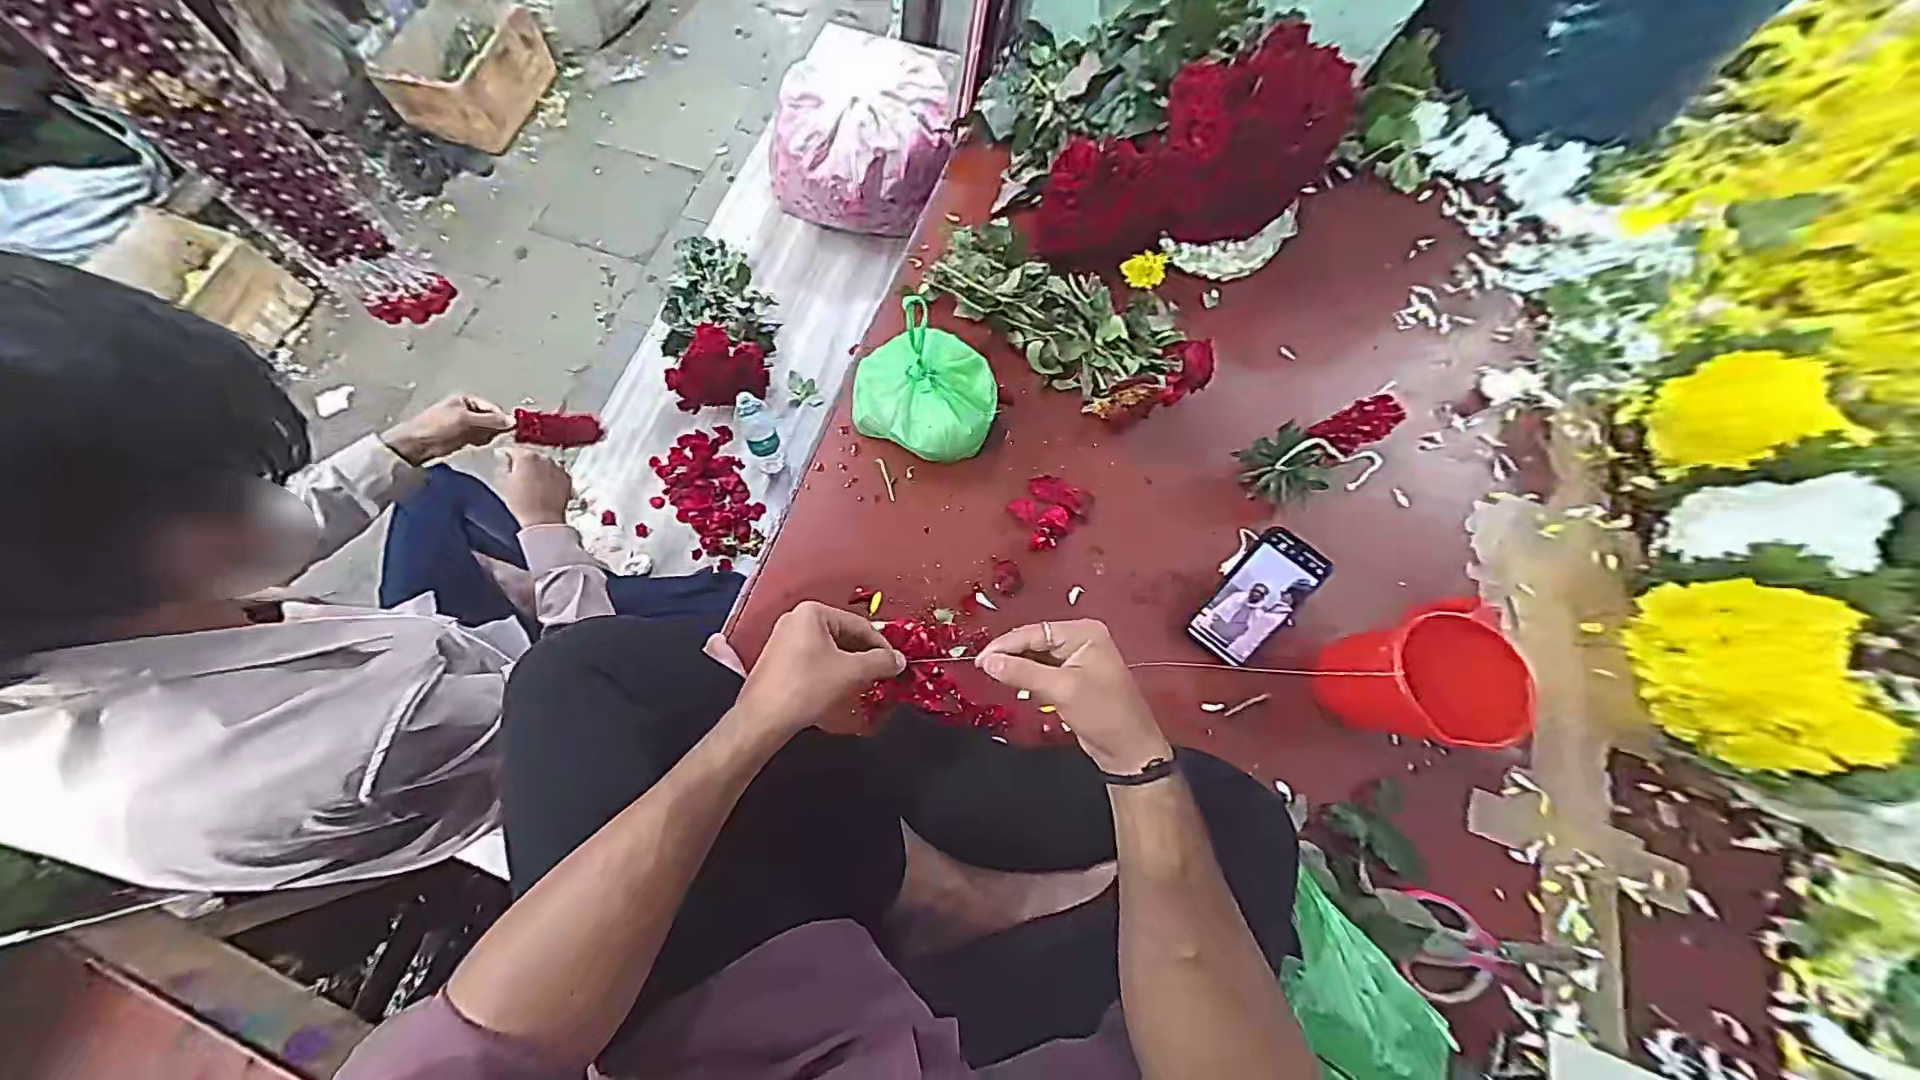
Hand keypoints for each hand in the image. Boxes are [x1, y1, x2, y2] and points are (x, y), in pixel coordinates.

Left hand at [382, 394, 513, 464]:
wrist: (415, 445)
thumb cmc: (437, 428)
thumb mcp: (468, 421)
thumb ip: (492, 420)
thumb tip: (514, 421)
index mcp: (466, 400)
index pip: (495, 409)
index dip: (501, 420)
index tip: (505, 430)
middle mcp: (466, 409)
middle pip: (493, 420)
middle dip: (491, 430)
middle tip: (482, 435)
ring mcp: (464, 422)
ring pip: (487, 431)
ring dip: (484, 437)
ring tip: (472, 439)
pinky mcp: (462, 434)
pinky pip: (480, 438)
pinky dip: (478, 441)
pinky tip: (470, 443)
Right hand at [496, 448, 572, 526]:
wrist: (543, 519)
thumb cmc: (520, 502)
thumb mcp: (507, 482)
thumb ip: (509, 468)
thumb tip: (512, 463)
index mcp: (527, 457)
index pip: (514, 451)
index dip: (509, 458)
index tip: (508, 463)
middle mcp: (545, 459)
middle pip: (533, 456)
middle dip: (527, 462)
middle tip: (520, 473)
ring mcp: (559, 468)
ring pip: (546, 463)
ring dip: (540, 468)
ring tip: (534, 480)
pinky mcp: (567, 478)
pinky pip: (557, 472)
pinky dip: (551, 475)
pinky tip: (546, 485)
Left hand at [732, 601, 904, 737]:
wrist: (763, 720)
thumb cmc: (805, 688)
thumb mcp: (851, 672)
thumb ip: (880, 662)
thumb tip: (898, 660)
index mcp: (812, 612)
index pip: (859, 625)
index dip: (881, 645)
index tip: (895, 662)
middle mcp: (796, 619)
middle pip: (843, 635)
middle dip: (864, 655)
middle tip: (882, 673)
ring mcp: (784, 639)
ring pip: (830, 648)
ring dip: (849, 665)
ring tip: (864, 682)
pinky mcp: (779, 659)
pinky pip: (814, 659)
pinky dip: (831, 670)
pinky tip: (840, 687)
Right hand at [976, 620, 1172, 774]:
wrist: (1129, 751)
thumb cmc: (1103, 714)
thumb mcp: (1061, 690)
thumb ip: (1022, 672)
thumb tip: (988, 661)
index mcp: (1084, 632)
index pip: (1035, 631)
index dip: (1005, 644)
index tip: (981, 659)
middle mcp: (1081, 639)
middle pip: (1034, 641)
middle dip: (1010, 654)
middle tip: (984, 669)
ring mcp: (1077, 657)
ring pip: (1036, 656)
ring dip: (1017, 666)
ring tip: (994, 676)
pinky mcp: (1073, 676)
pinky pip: (1042, 670)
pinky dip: (1028, 677)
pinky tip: (1015, 685)